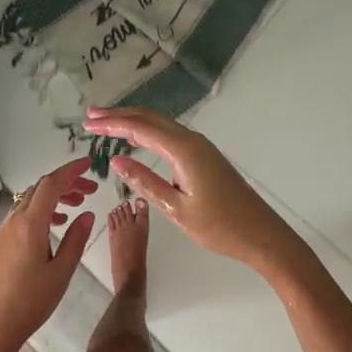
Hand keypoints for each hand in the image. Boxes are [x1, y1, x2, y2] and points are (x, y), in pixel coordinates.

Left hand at [0, 157, 98, 351]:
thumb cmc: (31, 302)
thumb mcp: (61, 272)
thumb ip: (76, 240)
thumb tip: (88, 214)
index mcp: (30, 223)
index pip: (51, 184)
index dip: (71, 170)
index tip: (90, 165)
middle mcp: (15, 219)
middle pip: (41, 188)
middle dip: (66, 182)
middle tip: (90, 189)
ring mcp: (6, 229)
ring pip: (32, 199)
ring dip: (55, 196)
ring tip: (78, 203)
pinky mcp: (3, 240)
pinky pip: (24, 213)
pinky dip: (43, 210)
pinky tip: (57, 223)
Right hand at [84, 107, 299, 272]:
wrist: (264, 236)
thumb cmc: (220, 227)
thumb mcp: (176, 210)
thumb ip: (145, 182)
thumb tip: (117, 160)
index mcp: (183, 150)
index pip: (140, 128)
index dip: (111, 124)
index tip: (88, 124)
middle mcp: (191, 140)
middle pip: (149, 118)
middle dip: (118, 115)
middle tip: (91, 117)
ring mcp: (199, 146)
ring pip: (159, 124)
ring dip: (132, 121)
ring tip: (106, 123)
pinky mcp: (203, 155)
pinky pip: (169, 133)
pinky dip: (147, 130)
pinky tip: (137, 138)